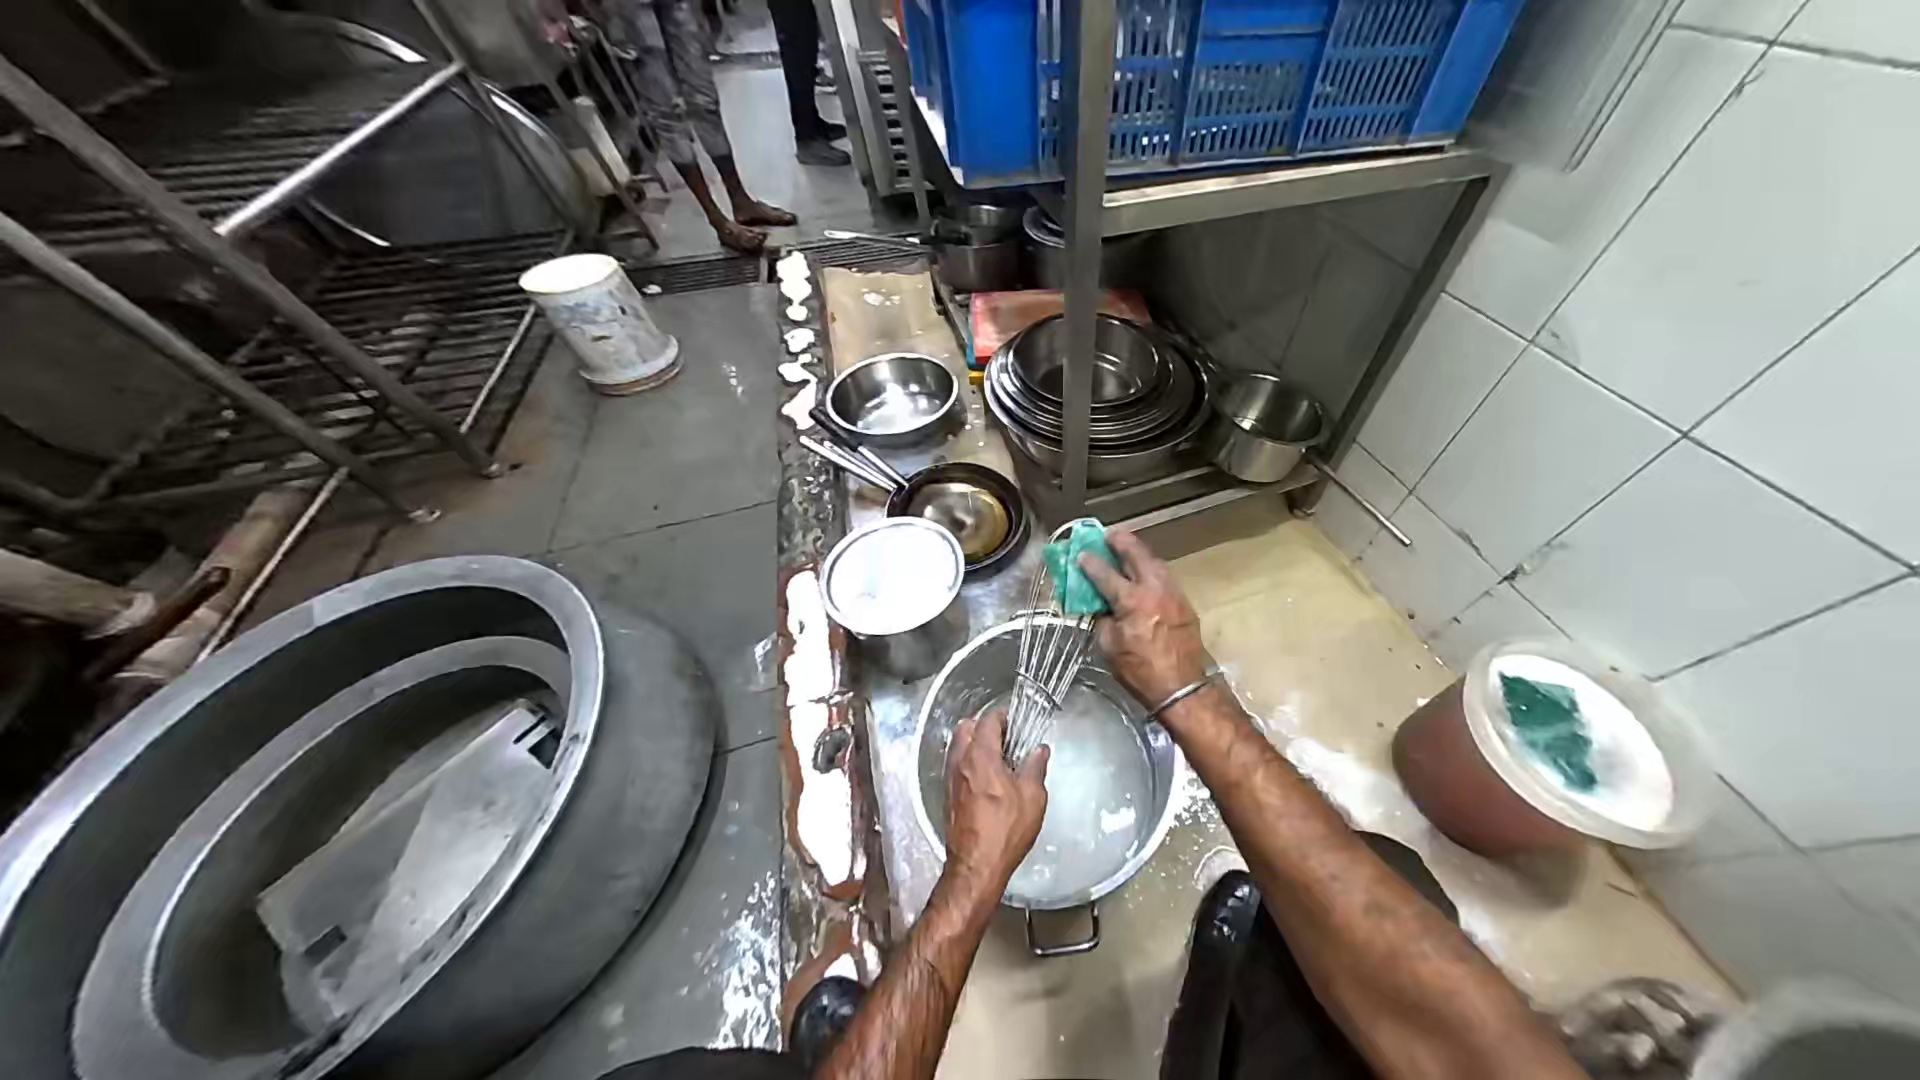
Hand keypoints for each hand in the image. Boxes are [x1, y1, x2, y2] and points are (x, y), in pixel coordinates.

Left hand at [943, 710, 1049, 898]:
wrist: (976, 866)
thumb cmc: (1004, 832)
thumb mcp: (1033, 797)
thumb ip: (1035, 767)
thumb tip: (1039, 751)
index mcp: (981, 756)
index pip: (988, 720)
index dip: (1003, 716)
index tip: (1015, 720)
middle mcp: (961, 762)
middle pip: (967, 727)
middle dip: (985, 726)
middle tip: (1006, 736)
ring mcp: (950, 777)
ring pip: (958, 745)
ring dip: (974, 742)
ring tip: (997, 756)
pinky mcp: (947, 793)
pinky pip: (955, 764)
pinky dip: (967, 761)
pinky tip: (985, 776)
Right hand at [1078, 529, 1211, 715]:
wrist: (1182, 688)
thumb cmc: (1139, 671)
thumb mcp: (1109, 645)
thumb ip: (1102, 619)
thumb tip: (1100, 605)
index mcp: (1131, 601)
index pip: (1105, 573)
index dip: (1090, 562)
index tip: (1080, 554)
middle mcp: (1154, 590)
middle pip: (1136, 554)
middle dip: (1120, 541)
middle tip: (1108, 535)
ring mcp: (1173, 594)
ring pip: (1155, 562)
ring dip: (1138, 553)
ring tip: (1126, 548)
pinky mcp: (1184, 603)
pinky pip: (1164, 577)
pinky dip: (1151, 569)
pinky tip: (1144, 573)